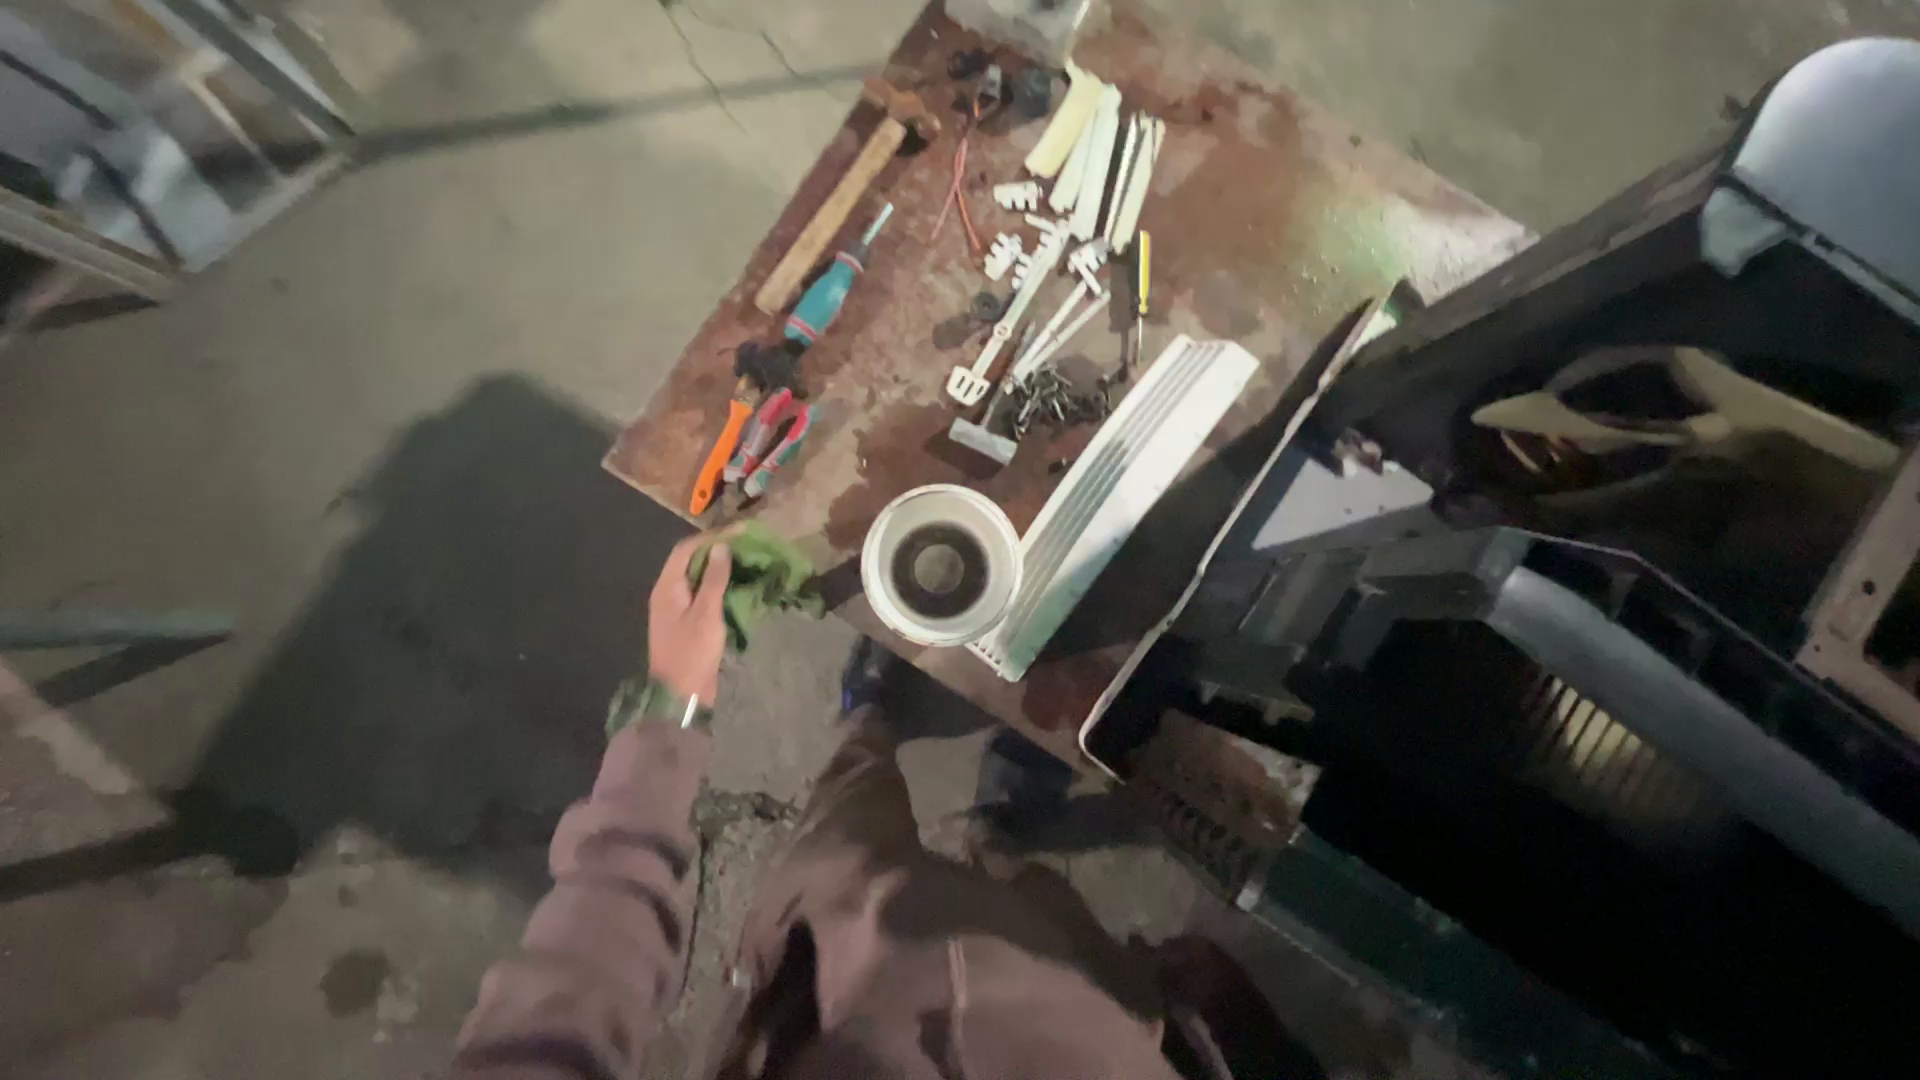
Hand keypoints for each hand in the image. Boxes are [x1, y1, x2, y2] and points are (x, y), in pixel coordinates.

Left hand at [649, 534, 731, 702]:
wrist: (681, 696)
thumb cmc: (691, 653)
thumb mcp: (706, 614)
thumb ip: (714, 580)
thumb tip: (721, 547)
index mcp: (667, 588)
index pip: (686, 550)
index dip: (712, 537)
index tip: (740, 532)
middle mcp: (668, 594)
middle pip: (691, 562)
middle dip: (718, 551)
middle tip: (747, 546)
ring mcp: (677, 610)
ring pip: (698, 579)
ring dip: (721, 570)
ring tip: (747, 563)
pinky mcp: (688, 623)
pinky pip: (703, 596)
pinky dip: (720, 588)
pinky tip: (739, 588)